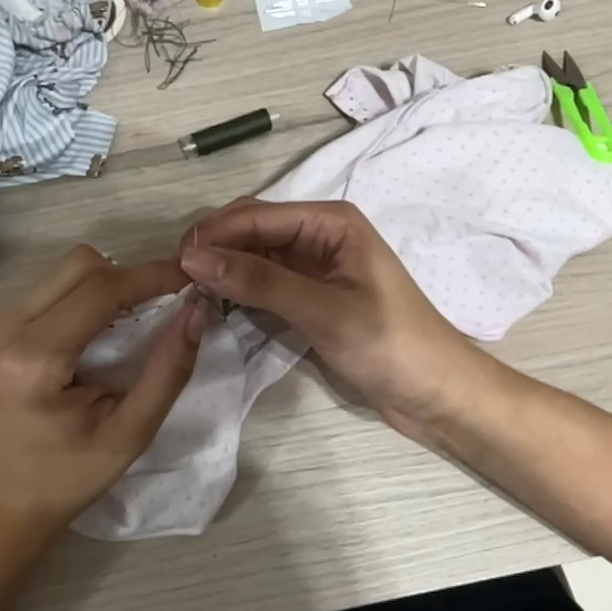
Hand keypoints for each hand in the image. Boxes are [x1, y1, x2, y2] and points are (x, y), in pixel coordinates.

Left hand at [0, 245, 206, 534]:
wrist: (8, 498)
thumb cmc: (69, 475)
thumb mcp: (130, 434)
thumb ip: (166, 373)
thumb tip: (197, 314)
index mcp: (34, 357)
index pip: (101, 290)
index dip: (151, 276)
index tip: (192, 280)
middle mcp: (7, 327)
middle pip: (81, 264)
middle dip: (130, 276)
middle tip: (166, 303)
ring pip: (68, 269)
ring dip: (110, 282)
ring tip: (139, 318)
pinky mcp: (1, 324)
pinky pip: (55, 286)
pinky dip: (90, 294)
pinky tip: (107, 330)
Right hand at [178, 199, 495, 439]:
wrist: (437, 395)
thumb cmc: (391, 344)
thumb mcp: (324, 311)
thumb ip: (259, 282)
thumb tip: (194, 258)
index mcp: (330, 222)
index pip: (256, 216)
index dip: (214, 235)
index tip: (174, 264)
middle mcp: (318, 235)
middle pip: (250, 230)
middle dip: (214, 248)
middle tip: (174, 280)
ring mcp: (313, 267)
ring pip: (253, 257)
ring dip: (222, 271)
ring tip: (185, 294)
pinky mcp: (310, 296)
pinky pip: (263, 283)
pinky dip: (238, 292)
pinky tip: (213, 306)